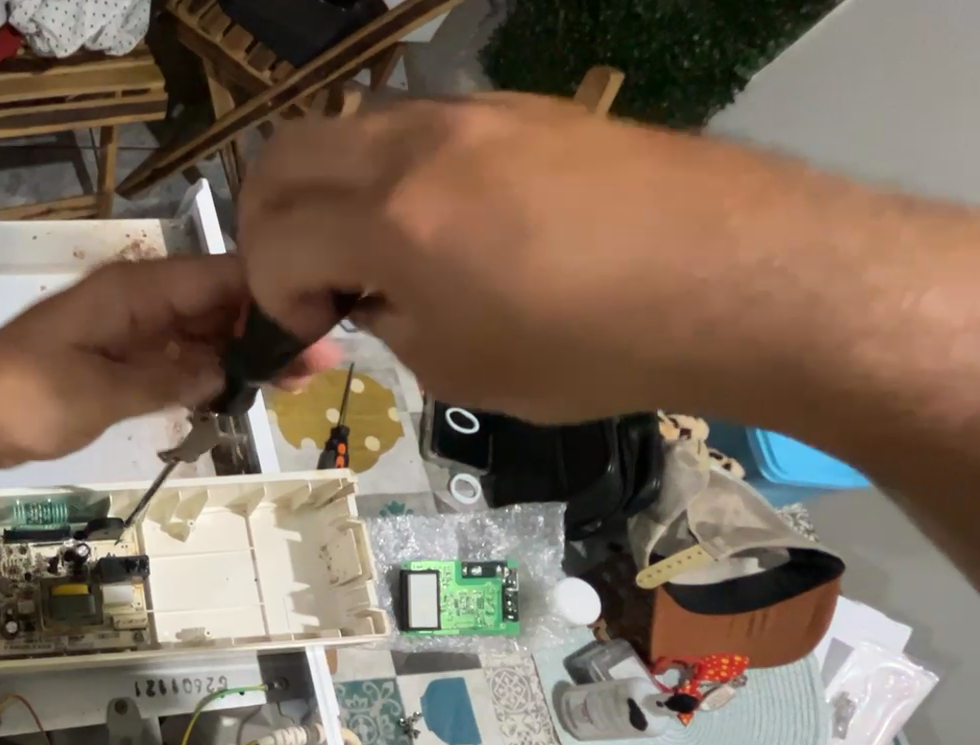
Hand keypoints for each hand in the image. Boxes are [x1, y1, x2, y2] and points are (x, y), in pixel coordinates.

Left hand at [0, 255, 317, 486]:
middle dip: (265, 333)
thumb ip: (173, 377)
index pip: (220, 279)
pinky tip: (237, 391)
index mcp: (132, 290)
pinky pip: (170, 357)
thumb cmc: (27, 400)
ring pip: (196, 333)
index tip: (320, 331)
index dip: (273, 301)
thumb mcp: (105, 392)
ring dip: (239, 355)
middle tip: (316, 371)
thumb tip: (235, 368)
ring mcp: (123, 329)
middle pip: (213, 305)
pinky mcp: (112, 359)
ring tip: (290, 385)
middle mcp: (133, 299)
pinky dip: (201, 373)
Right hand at [238, 93, 921, 424]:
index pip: (271, 244)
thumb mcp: (451, 368)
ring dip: (326, 194)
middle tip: (306, 277)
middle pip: (278, 159)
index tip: (315, 330)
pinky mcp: (518, 108)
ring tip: (373, 250)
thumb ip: (384, 321)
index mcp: (393, 222)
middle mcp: (416, 148)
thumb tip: (370, 295)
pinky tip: (439, 225)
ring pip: (340, 130)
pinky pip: (412, 127)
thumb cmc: (586, 349)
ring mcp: (470, 115)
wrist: (747, 281)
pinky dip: (389, 176)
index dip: (272, 299)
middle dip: (267, 227)